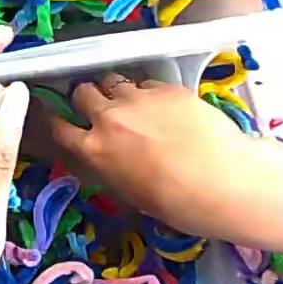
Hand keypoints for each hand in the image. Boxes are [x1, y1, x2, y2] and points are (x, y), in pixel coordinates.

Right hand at [48, 72, 282, 243]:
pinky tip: (166, 108)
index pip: (60, 128)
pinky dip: (149, 93)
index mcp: (94, 150)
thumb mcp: (129, 193)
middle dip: (88, 99)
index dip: (58, 122)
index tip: (61, 120)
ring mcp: (138, 98)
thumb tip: (107, 157)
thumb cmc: (177, 203)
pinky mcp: (166, 88)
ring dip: (116, 91)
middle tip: (102, 109)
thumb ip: (109, 167)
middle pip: (82, 92)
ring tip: (133, 104)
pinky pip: (147, 83)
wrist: (224, 181)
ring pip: (113, 80)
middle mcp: (109, 118)